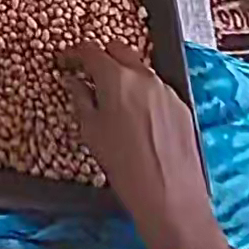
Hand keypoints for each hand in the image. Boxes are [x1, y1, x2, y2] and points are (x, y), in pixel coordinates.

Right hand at [59, 40, 226, 248]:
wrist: (172, 198)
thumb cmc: (124, 165)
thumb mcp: (91, 130)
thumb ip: (80, 98)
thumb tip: (74, 81)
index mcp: (116, 77)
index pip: (90, 50)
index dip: (74, 53)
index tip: (66, 60)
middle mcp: (143, 75)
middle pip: (118, 49)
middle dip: (101, 57)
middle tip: (88, 74)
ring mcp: (165, 89)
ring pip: (139, 68)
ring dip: (123, 74)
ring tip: (113, 99)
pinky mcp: (181, 105)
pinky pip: (156, 88)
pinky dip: (142, 92)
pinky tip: (137, 116)